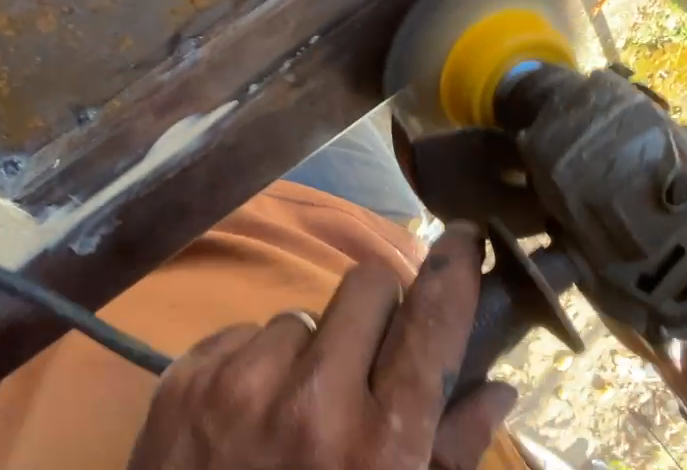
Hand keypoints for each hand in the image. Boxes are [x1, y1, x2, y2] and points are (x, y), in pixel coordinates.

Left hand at [125, 222, 518, 469]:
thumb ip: (453, 451)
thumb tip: (499, 386)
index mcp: (381, 446)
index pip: (432, 320)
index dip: (456, 268)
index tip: (466, 238)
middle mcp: (314, 403)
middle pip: (366, 282)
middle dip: (375, 311)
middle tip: (364, 358)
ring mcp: (241, 385)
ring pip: (298, 315)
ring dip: (305, 352)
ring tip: (291, 411)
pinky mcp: (187, 377)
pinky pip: (240, 334)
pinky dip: (251, 367)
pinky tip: (244, 418)